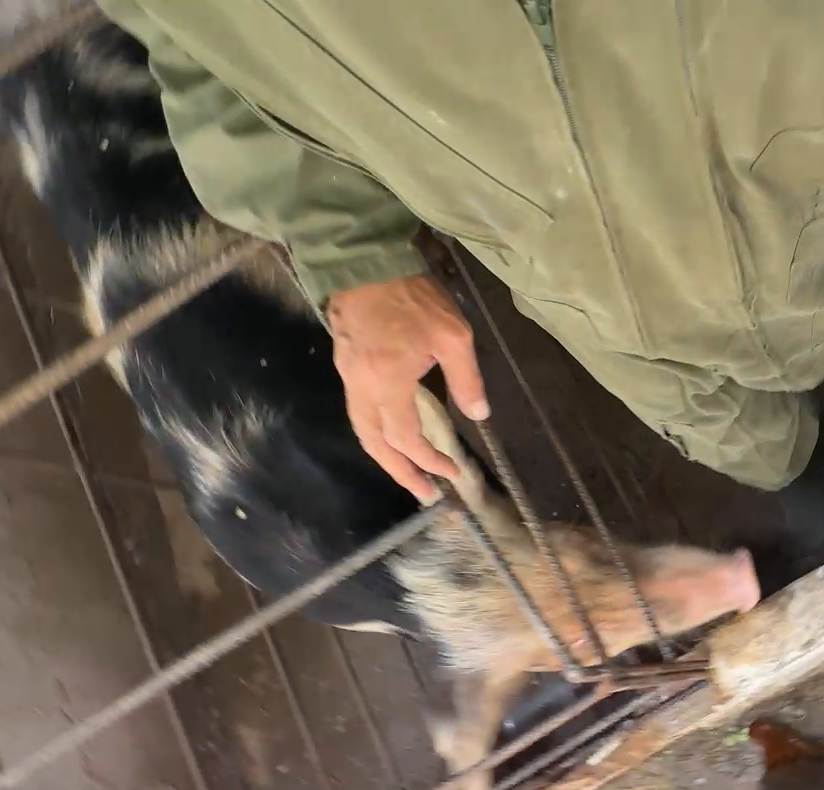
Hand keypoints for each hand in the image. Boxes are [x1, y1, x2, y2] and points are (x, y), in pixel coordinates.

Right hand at [328, 274, 487, 499]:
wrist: (366, 261)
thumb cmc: (415, 297)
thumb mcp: (454, 336)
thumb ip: (466, 379)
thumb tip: (479, 414)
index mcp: (387, 381)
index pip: (405, 436)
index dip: (428, 459)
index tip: (451, 472)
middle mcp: (360, 384)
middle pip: (376, 442)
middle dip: (401, 471)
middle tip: (425, 494)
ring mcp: (348, 375)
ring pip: (362, 429)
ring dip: (385, 456)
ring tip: (409, 475)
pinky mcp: (344, 364)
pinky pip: (358, 411)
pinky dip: (375, 433)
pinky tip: (393, 440)